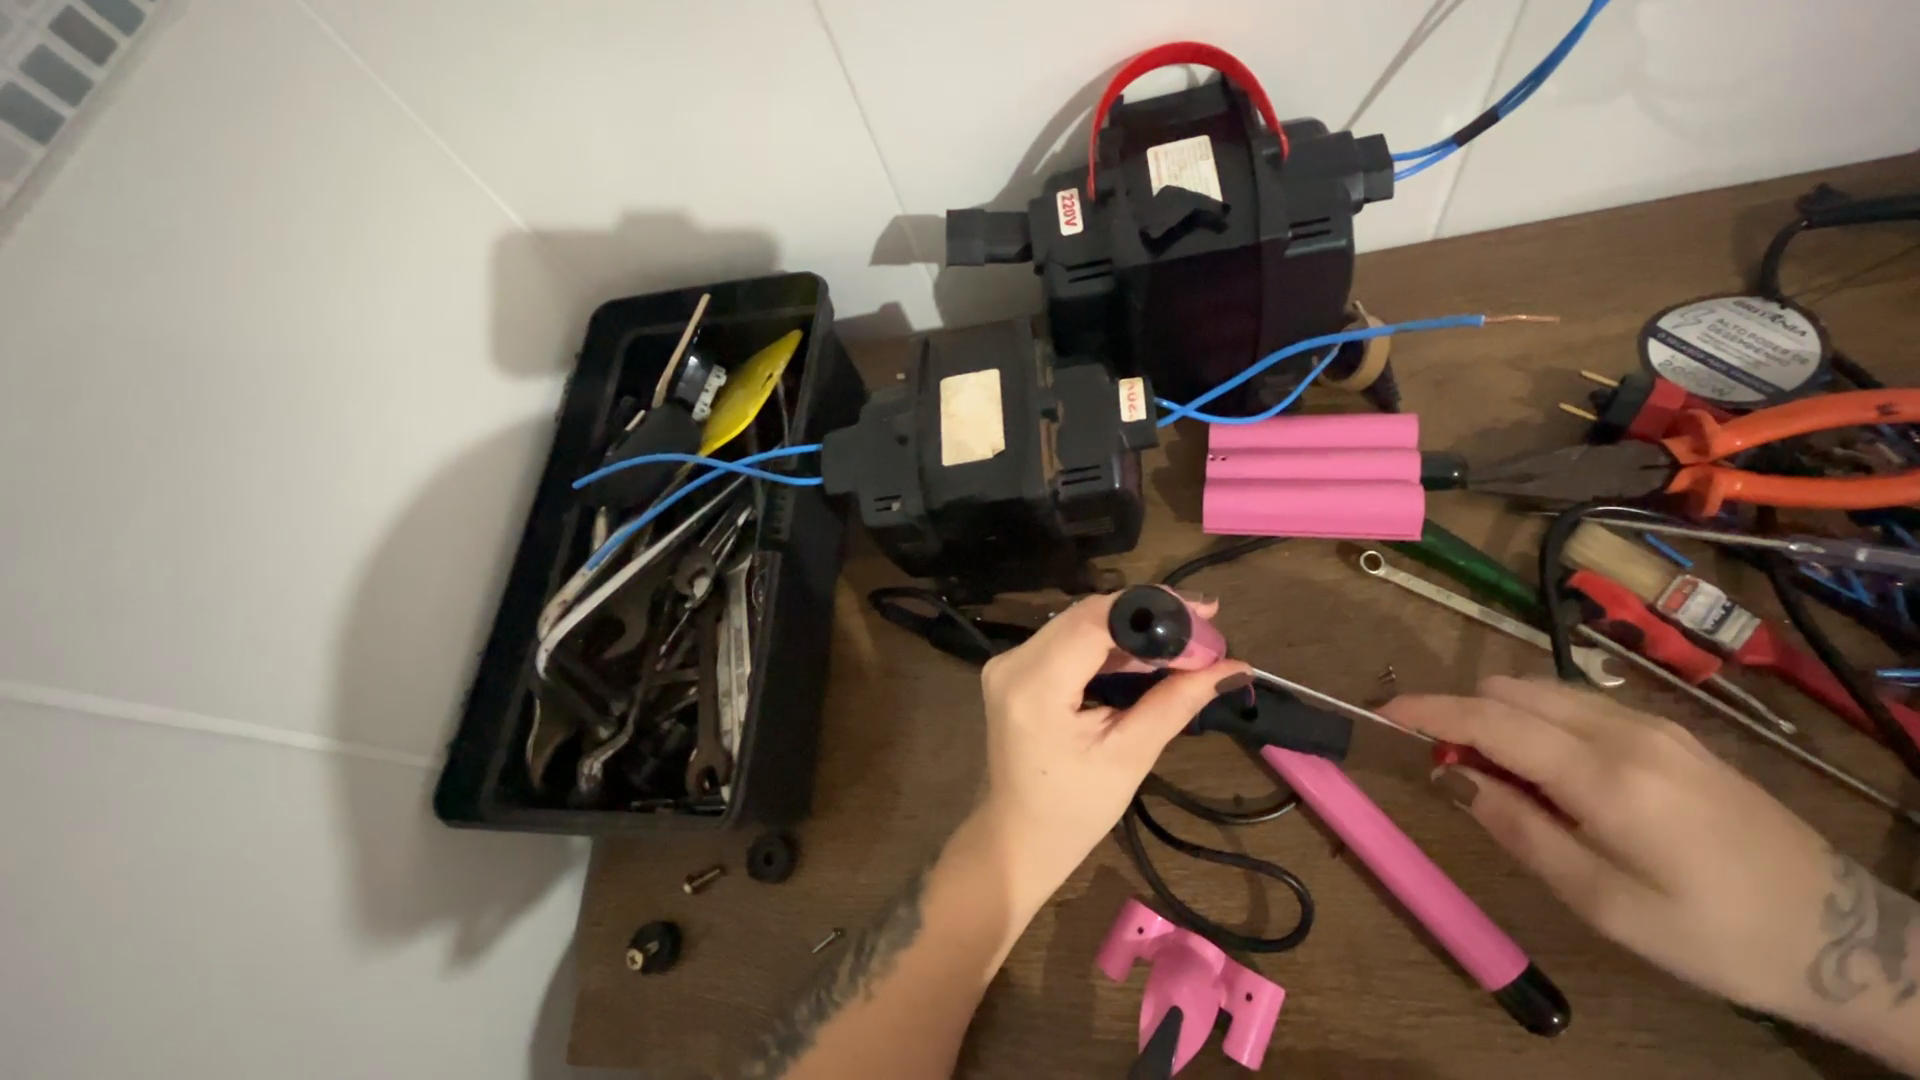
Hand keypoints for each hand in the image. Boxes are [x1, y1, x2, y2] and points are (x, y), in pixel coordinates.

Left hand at [974, 591, 1247, 902]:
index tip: (1205, 614)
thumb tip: (1233, 666)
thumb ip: (1176, 703)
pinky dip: (1111, 645)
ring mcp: (1010, 663)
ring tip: (1189, 642)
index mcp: (1033, 686)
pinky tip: (1151, 654)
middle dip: (1150, 618)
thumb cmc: (1074, 810)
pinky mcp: (1017, 669)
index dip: (1153, 611)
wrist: (1020, 837)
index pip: (1095, 621)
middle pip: (1088, 616)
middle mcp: (1013, 662)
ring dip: (1134, 630)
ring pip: (1081, 624)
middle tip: (1207, 627)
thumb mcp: (1130, 757)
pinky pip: (1070, 641)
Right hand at [1382, 676, 1836, 1020]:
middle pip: (1510, 690)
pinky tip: (1548, 770)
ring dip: (1498, 716)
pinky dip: (1537, 721)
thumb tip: (1450, 777)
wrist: (1850, 941)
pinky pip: (1578, 705)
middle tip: (1446, 769)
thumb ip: (1517, 827)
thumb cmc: (1714, 934)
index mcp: (1606, 775)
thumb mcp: (1602, 901)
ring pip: (1542, 691)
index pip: (1490, 719)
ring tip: (1495, 775)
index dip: (1428, 711)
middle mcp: (1627, 731)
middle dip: (1461, 714)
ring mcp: (1655, 726)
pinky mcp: (1674, 734)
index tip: (1381, 713)